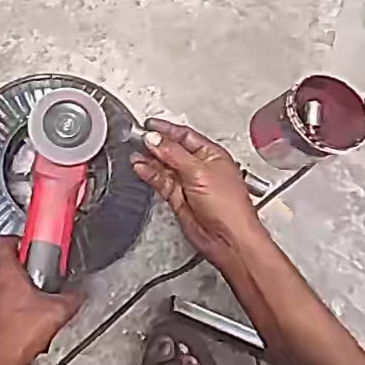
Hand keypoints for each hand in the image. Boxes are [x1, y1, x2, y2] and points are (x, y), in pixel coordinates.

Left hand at [0, 237, 85, 364]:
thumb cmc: (15, 335)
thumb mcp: (56, 312)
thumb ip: (71, 298)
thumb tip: (79, 293)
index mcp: (6, 273)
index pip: (6, 242)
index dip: (19, 238)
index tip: (31, 241)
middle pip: (9, 266)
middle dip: (28, 270)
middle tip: (43, 274)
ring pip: (7, 288)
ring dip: (23, 292)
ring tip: (41, 302)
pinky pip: (4, 306)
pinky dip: (17, 310)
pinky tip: (31, 323)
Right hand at [129, 119, 269, 267]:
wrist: (228, 239)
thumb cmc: (229, 207)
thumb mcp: (199, 172)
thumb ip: (174, 154)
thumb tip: (155, 139)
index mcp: (211, 155)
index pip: (185, 135)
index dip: (167, 129)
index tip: (150, 125)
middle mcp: (200, 167)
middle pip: (173, 149)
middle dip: (156, 144)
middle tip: (138, 137)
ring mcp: (188, 183)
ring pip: (164, 166)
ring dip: (149, 158)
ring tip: (135, 151)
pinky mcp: (178, 198)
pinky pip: (160, 181)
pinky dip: (149, 173)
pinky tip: (140, 166)